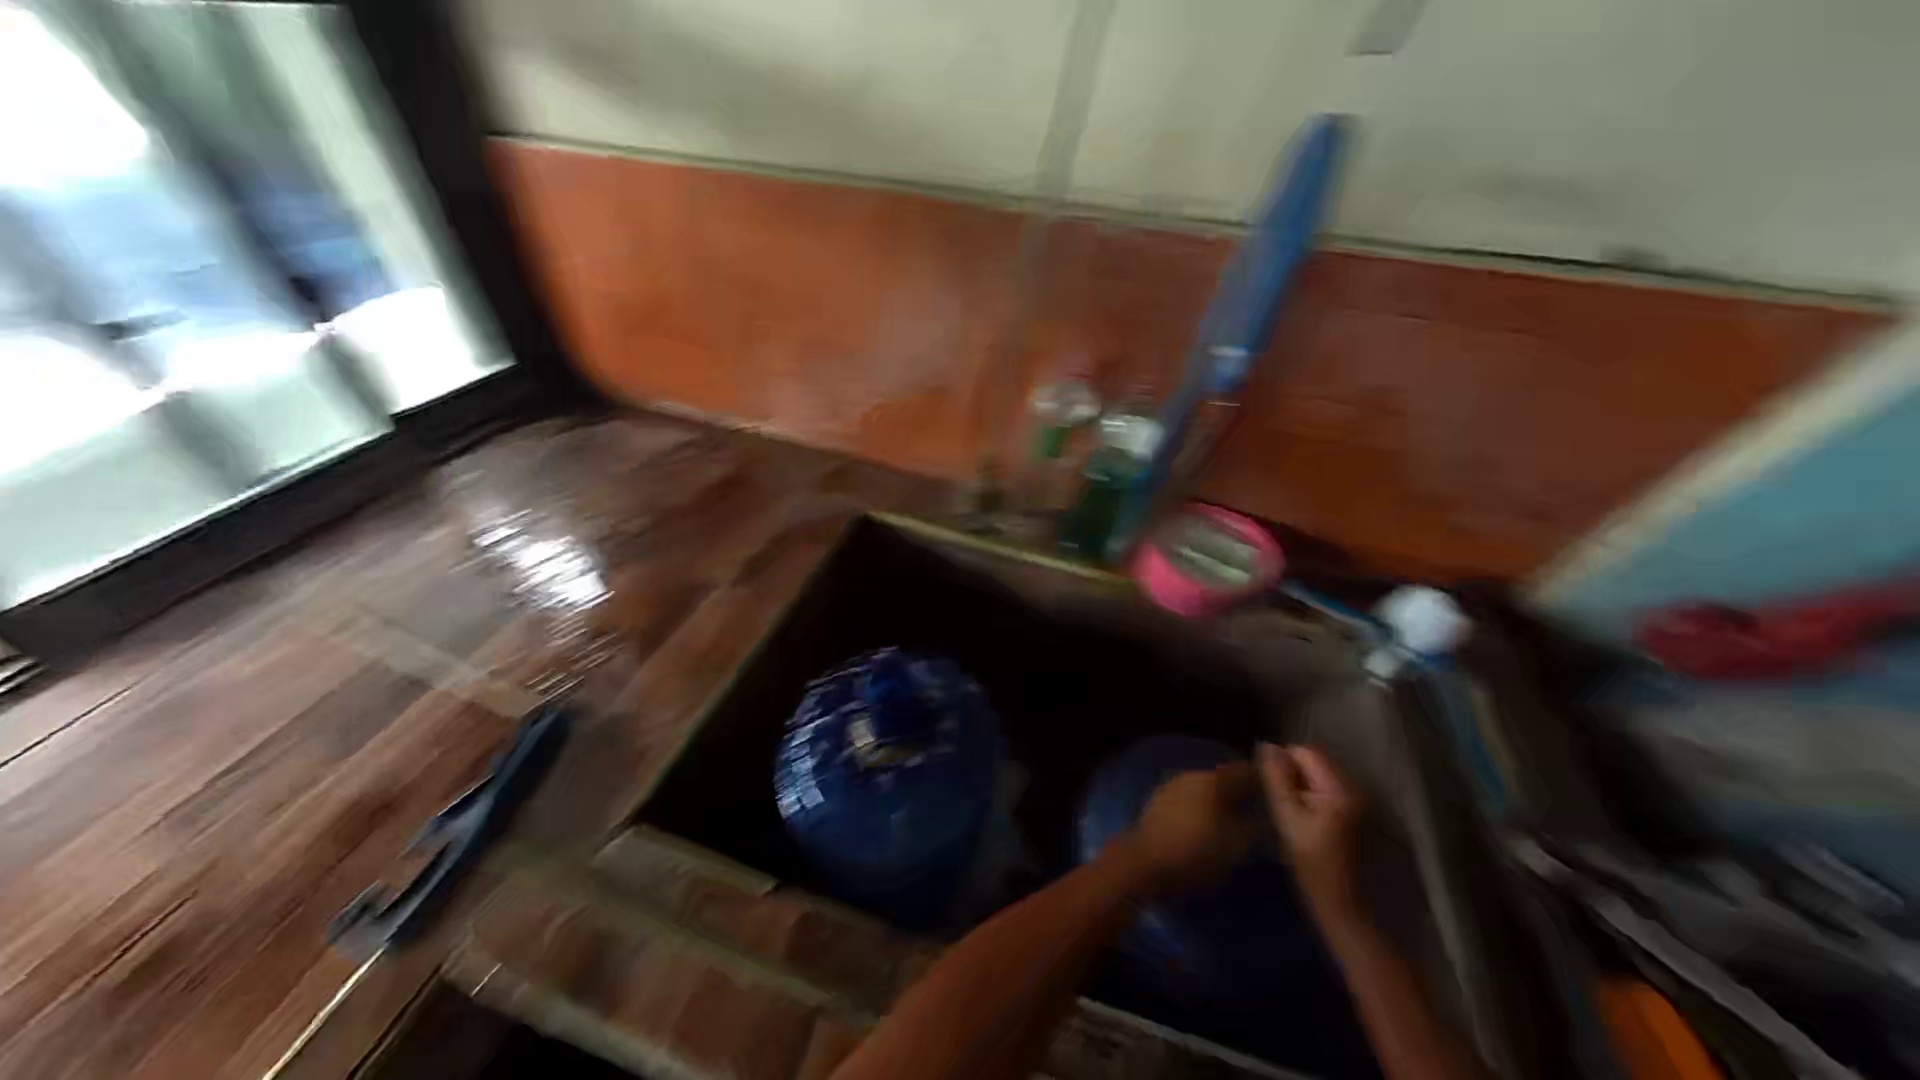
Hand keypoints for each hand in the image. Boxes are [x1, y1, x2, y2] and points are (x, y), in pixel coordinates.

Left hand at [1110, 763, 1261, 895]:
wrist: (1142, 863)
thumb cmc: (1194, 852)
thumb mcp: (1235, 846)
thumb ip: (1256, 828)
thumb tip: (1271, 818)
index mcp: (1212, 780)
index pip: (1245, 770)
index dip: (1264, 778)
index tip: (1281, 786)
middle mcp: (1191, 776)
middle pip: (1223, 778)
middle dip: (1242, 789)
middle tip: (1261, 804)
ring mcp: (1170, 787)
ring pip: (1204, 788)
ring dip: (1220, 798)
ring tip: (1237, 816)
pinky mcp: (1157, 803)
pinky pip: (1189, 799)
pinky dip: (1202, 807)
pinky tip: (1209, 822)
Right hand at [1259, 743, 1363, 921]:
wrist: (1343, 906)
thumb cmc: (1312, 864)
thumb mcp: (1286, 818)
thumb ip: (1276, 779)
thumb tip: (1266, 746)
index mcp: (1339, 789)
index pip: (1306, 752)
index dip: (1282, 760)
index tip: (1267, 781)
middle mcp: (1354, 789)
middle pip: (1316, 760)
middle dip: (1292, 770)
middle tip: (1275, 794)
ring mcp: (1358, 801)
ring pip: (1321, 774)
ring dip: (1300, 781)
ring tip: (1286, 806)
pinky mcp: (1356, 813)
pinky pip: (1327, 788)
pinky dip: (1311, 793)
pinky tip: (1302, 816)